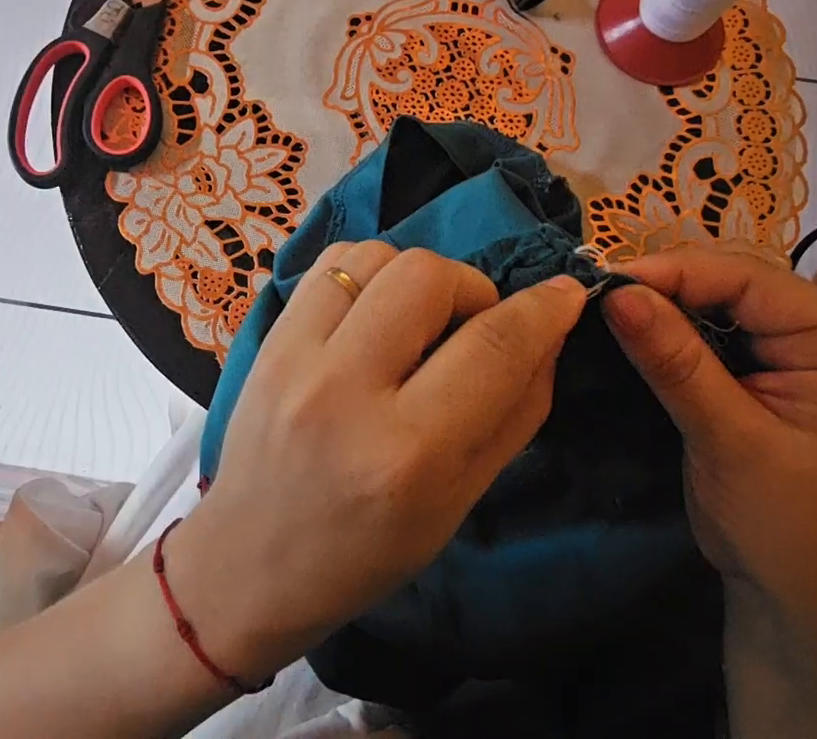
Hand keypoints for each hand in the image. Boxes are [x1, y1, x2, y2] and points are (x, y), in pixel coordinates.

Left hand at [165, 241, 586, 683]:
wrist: (249, 561)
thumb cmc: (365, 552)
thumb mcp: (460, 501)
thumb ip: (515, 413)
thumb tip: (548, 336)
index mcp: (408, 452)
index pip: (494, 346)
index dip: (544, 309)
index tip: (566, 293)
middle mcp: (346, 390)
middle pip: (429, 275)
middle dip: (473, 289)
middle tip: (470, 327)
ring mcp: (294, 357)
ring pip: (376, 255)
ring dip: (416, 277)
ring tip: (417, 322)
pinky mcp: (266, 339)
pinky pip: (328, 263)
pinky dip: (367, 272)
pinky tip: (373, 311)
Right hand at [600, 248, 816, 628]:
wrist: (812, 612)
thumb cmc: (790, 531)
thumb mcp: (730, 441)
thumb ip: (675, 362)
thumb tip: (615, 294)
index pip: (751, 280)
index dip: (675, 273)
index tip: (604, 281)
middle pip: (736, 286)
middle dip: (667, 287)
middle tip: (597, 294)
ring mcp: (798, 361)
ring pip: (721, 310)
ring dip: (665, 309)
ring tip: (606, 308)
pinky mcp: (767, 382)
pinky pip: (715, 340)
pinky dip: (673, 337)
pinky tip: (635, 335)